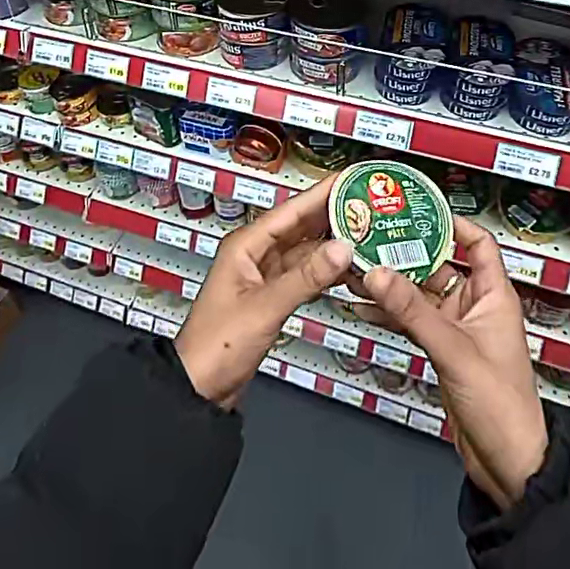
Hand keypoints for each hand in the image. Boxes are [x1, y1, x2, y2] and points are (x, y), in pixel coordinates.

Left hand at [174, 177, 351, 407]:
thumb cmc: (219, 345)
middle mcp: (256, 253)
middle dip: (333, 214)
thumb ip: (306, 277)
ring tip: (369, 231)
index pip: (291, 210)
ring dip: (332, 243)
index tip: (352, 179)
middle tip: (370, 203)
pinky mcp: (273, 297)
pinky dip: (326, 271)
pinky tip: (350, 268)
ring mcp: (265, 275)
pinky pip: (304, 274)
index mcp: (247, 244)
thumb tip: (345, 246)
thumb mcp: (265, 307)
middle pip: (300, 226)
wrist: (199, 390)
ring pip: (305, 250)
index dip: (323, 193)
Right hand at [356, 217, 546, 509]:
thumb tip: (378, 273)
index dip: (452, 222)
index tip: (419, 209)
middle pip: (439, 264)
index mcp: (493, 295)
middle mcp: (474, 305)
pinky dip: (389, 311)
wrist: (508, 464)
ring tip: (359, 267)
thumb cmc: (502, 406)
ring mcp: (456, 327)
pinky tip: (363, 305)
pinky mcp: (441, 348)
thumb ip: (413, 311)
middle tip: (374, 236)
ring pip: (420, 292)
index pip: (478, 243)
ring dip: (392, 282)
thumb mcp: (453, 349)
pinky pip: (412, 318)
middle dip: (407, 251)